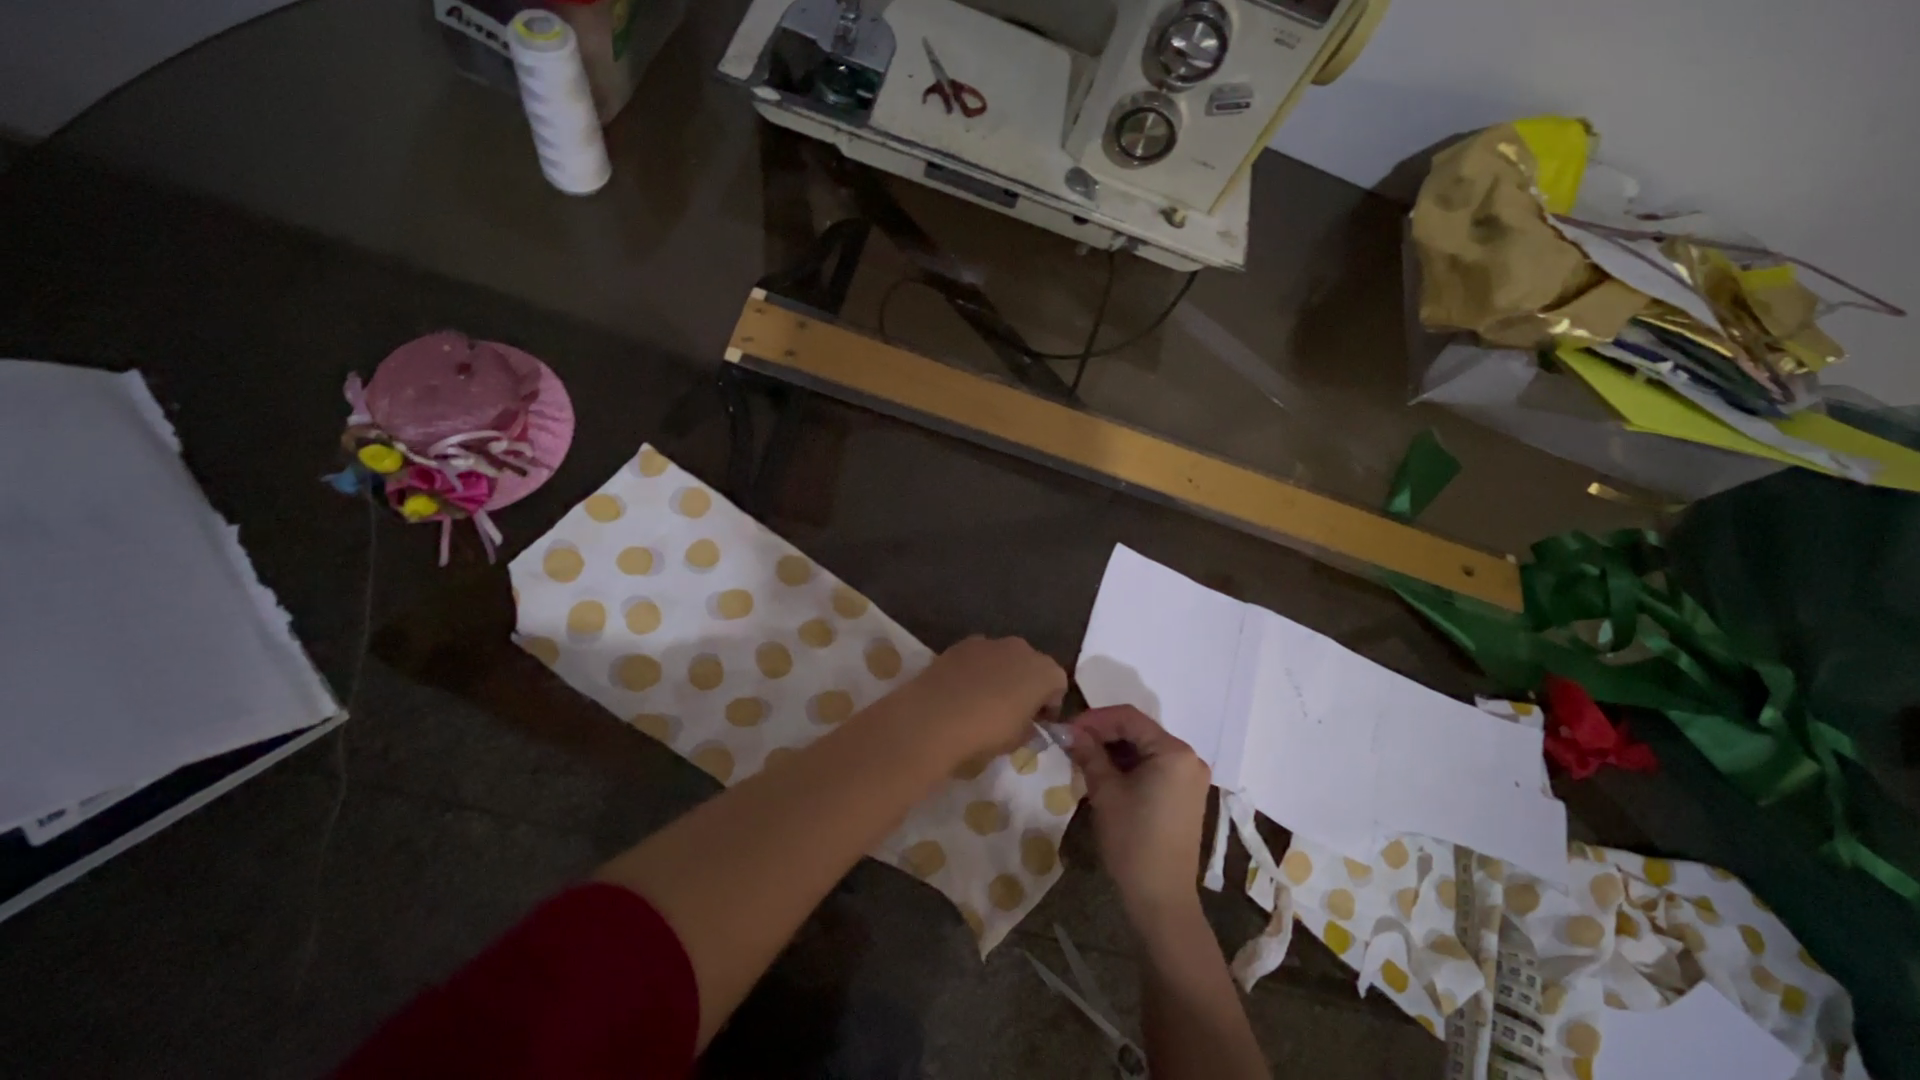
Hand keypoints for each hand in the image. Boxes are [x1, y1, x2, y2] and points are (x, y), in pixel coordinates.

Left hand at [894, 636, 1065, 763]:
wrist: (934, 717)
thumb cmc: (985, 733)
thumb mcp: (1015, 742)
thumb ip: (1028, 729)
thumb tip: (1027, 726)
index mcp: (1044, 672)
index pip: (1058, 684)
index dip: (1050, 704)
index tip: (1039, 721)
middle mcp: (1021, 649)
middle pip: (1032, 665)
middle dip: (1027, 684)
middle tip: (1015, 709)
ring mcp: (989, 643)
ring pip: (1004, 657)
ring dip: (1001, 674)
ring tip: (986, 699)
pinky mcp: (960, 644)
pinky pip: (978, 656)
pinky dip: (976, 669)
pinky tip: (963, 690)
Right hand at [1067, 706, 1211, 924]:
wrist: (1161, 895)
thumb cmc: (1132, 839)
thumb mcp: (1105, 792)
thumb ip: (1090, 755)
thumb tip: (1073, 733)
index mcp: (1174, 752)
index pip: (1129, 718)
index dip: (1095, 719)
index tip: (1067, 729)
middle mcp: (1189, 758)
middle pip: (1140, 732)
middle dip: (1104, 734)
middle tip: (1072, 744)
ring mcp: (1190, 778)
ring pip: (1146, 750)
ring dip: (1115, 751)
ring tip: (1084, 759)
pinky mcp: (1186, 796)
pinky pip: (1155, 768)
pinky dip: (1130, 767)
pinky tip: (1105, 775)